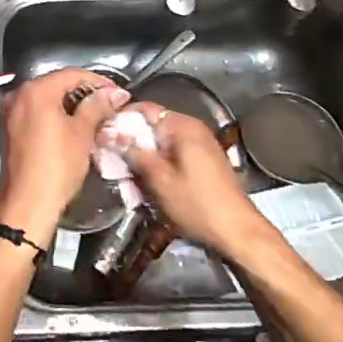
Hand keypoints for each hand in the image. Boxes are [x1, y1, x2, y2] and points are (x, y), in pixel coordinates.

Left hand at [0, 68, 127, 246]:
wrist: (28, 204)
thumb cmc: (57, 166)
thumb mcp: (82, 134)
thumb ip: (97, 106)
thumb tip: (115, 92)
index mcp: (36, 91)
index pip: (71, 74)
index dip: (98, 81)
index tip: (117, 92)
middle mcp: (19, 95)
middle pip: (57, 83)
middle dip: (84, 92)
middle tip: (109, 103)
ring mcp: (12, 111)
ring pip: (47, 98)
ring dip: (71, 104)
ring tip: (96, 114)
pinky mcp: (11, 127)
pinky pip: (37, 111)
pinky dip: (56, 114)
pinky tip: (74, 125)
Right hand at [120, 103, 274, 259]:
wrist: (238, 232)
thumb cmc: (198, 204)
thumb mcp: (160, 179)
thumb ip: (134, 152)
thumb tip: (111, 133)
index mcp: (184, 126)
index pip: (146, 109)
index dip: (122, 118)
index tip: (104, 132)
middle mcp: (194, 129)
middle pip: (154, 126)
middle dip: (133, 141)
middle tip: (113, 158)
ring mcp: (201, 145)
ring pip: (163, 142)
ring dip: (145, 156)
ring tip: (129, 175)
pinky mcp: (205, 161)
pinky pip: (175, 154)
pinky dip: (160, 164)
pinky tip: (150, 183)